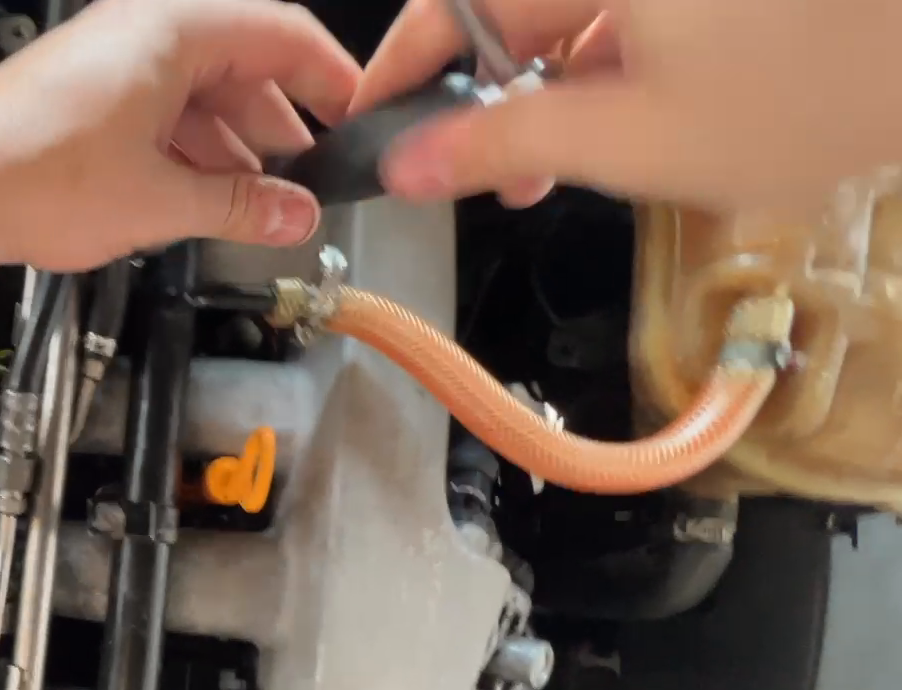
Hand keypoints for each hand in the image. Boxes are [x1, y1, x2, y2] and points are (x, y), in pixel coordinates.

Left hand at [0, 0, 361, 271]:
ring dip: (222, 149)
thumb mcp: (159, 199)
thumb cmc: (44, 181)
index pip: (281, 33)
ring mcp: (103, 66)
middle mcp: (139, 32)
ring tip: (248, 201)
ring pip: (188, 99)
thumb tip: (295, 216)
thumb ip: (236, 205)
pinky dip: (176, 153)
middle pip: (235, 68)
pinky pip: (147, 117)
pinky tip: (190, 194)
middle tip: (297, 181)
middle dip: (271, 128)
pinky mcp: (75, 102)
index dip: (327, 78)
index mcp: (175, 28)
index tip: (353, 117)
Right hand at [354, 0, 901, 210]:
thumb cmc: (824, 90)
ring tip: (561, 159)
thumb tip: (401, 167)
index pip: (453, 7)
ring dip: (550, 89)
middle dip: (484, 95)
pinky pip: (635, 11)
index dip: (397, 70)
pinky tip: (630, 111)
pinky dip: (612, 61)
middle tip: (486, 171)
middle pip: (511, 11)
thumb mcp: (634, 139)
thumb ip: (500, 147)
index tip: (367, 125)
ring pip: (572, 17)